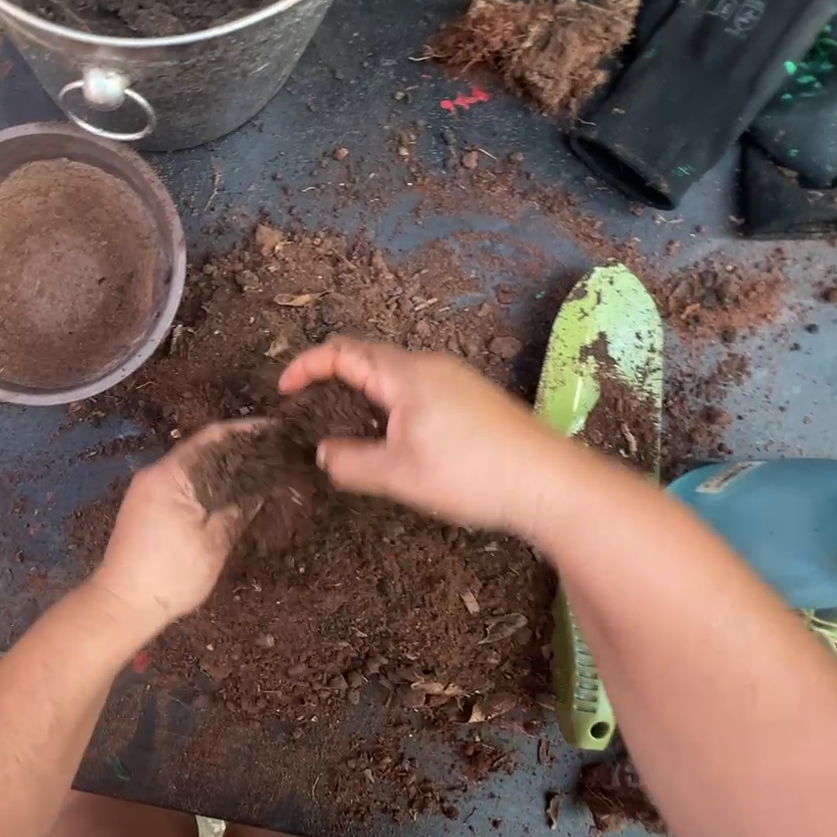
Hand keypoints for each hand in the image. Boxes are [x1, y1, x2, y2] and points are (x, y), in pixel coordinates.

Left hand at [88, 421, 256, 631]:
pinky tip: (230, 492)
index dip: (245, 431)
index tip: (276, 430)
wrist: (123, 604)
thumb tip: (265, 487)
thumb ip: (239, 508)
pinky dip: (207, 484)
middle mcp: (155, 473)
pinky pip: (182, 483)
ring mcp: (147, 489)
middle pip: (202, 450)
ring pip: (192, 468)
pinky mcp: (145, 506)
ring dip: (222, 468)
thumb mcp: (214, 541)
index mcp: (170, 474)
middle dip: (237, 450)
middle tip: (274, 453)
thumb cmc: (170, 573)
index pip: (212, 437)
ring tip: (259, 470)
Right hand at [279, 337, 583, 536]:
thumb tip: (323, 453)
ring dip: (358, 387)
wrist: (552, 484)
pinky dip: (384, 397)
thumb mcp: (398, 474)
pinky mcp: (469, 396)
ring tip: (341, 419)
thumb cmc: (470, 474)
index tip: (283, 390)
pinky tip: (389, 432)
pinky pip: (412, 384)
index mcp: (405, 375)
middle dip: (329, 374)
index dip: (306, 366)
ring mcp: (453, 378)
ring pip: (391, 371)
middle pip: (365, 356)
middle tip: (307, 404)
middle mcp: (428, 366)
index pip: (342, 352)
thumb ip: (350, 462)